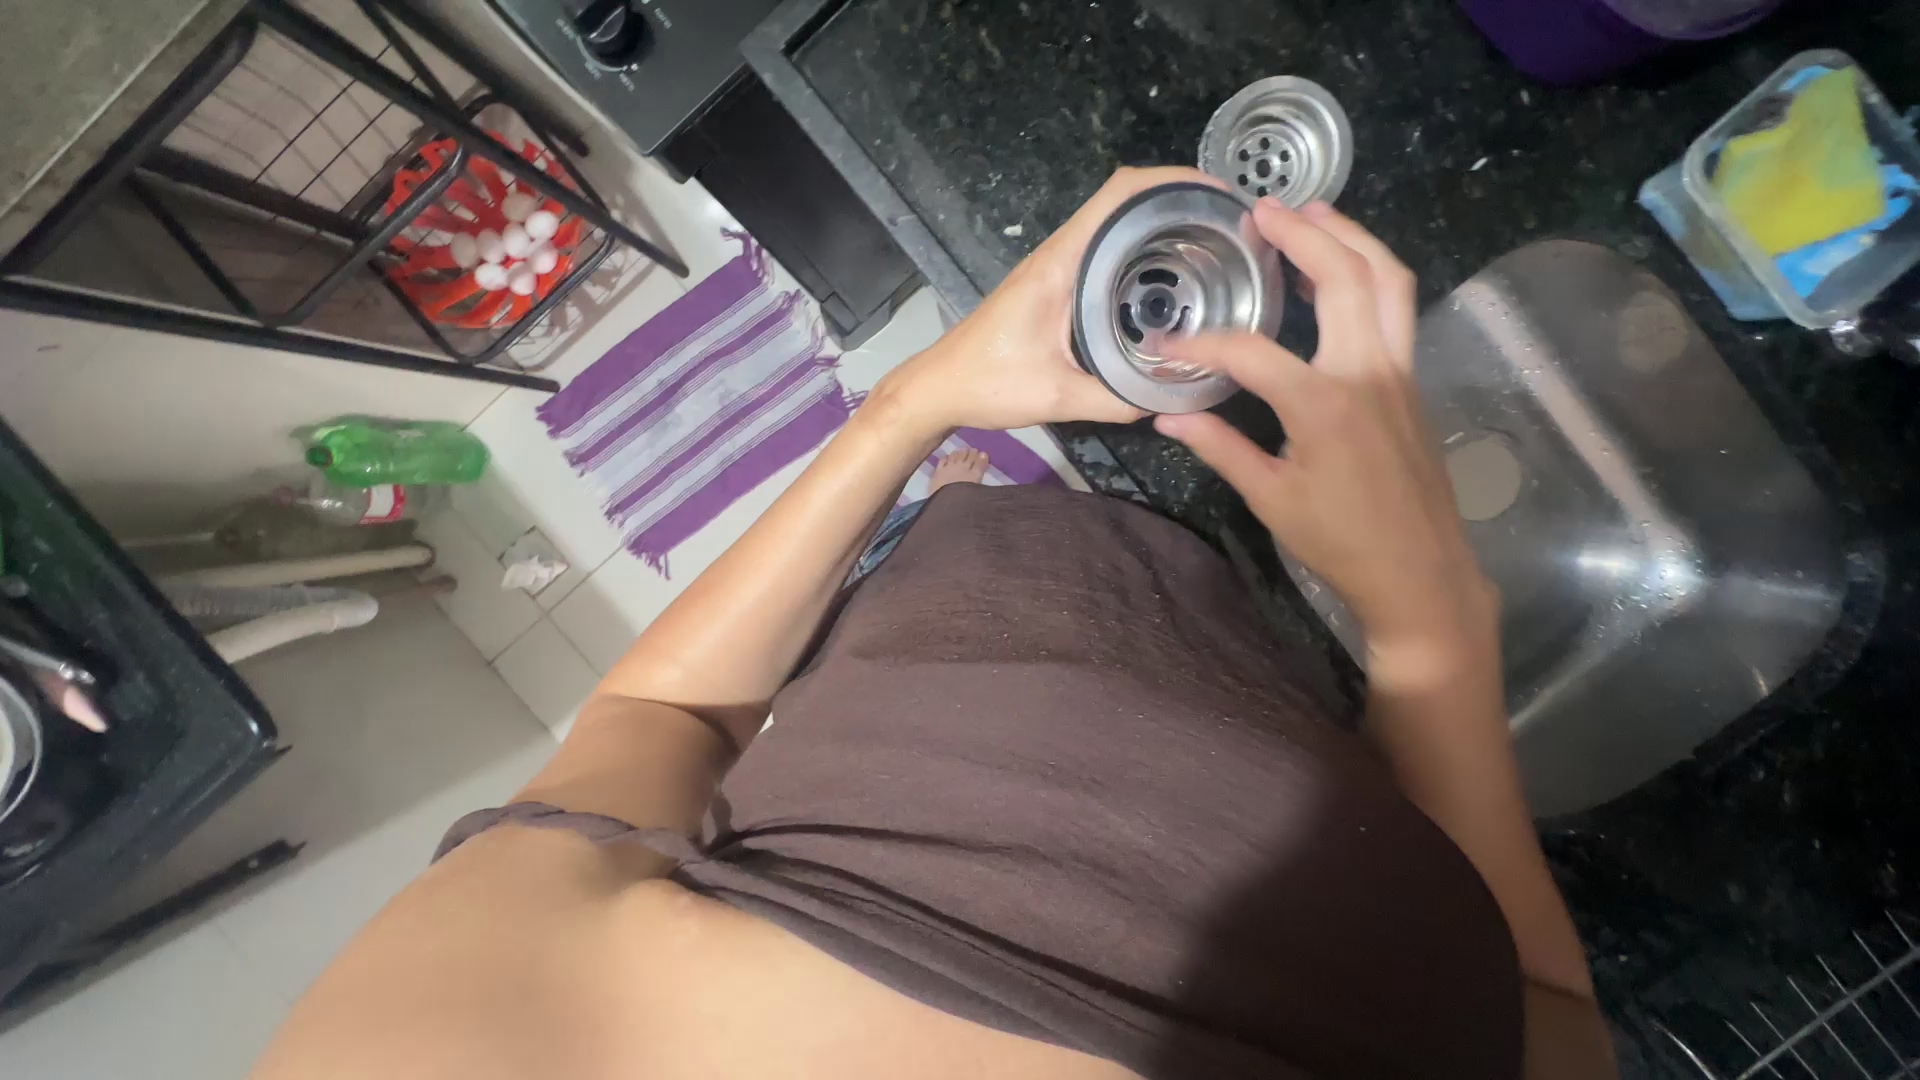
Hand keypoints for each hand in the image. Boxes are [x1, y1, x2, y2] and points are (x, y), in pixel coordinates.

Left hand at [881, 167, 1229, 433]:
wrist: (939, 387)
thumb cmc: (989, 384)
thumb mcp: (1059, 397)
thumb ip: (1118, 398)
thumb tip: (1173, 399)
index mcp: (1060, 265)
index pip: (1119, 195)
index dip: (1172, 180)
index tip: (1216, 196)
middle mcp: (1058, 255)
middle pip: (1123, 203)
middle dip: (1177, 204)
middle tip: (1225, 231)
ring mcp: (1052, 268)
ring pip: (1112, 228)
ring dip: (1157, 228)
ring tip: (1207, 250)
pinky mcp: (1049, 286)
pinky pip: (1100, 255)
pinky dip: (1135, 255)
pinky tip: (1161, 285)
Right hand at [1153, 199, 1497, 676]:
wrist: (1420, 572)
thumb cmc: (1340, 541)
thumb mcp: (1270, 497)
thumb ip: (1219, 448)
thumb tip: (1168, 416)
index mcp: (1325, 403)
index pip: (1250, 354)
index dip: (1200, 346)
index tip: (1163, 348)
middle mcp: (1369, 371)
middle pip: (1346, 275)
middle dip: (1304, 234)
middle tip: (1262, 211)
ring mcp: (1400, 371)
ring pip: (1389, 280)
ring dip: (1352, 238)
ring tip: (1314, 213)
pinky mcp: (1412, 382)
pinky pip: (1398, 307)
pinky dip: (1370, 273)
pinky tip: (1340, 275)